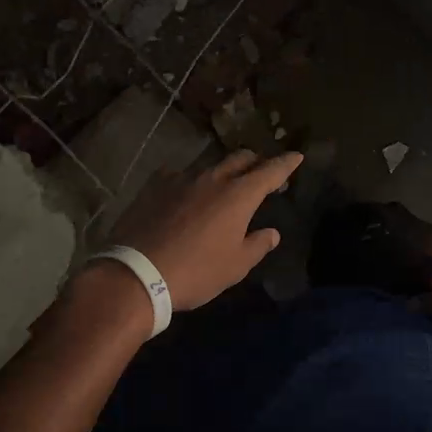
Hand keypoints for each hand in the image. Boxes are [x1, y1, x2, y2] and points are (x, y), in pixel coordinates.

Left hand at [108, 150, 302, 309]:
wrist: (134, 275)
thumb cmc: (194, 272)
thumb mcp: (234, 267)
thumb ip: (257, 246)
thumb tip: (272, 233)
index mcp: (240, 195)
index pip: (272, 170)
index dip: (287, 163)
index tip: (297, 156)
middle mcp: (215, 178)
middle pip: (242, 158)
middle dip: (256, 161)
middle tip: (261, 172)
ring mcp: (183, 179)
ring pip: (211, 165)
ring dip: (223, 172)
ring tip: (222, 185)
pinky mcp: (155, 186)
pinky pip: (179, 174)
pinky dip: (190, 181)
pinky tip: (184, 193)